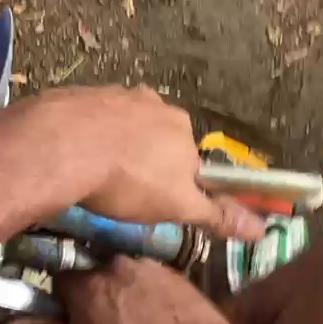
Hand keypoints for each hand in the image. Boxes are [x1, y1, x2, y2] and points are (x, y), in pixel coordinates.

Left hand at [0, 85, 261, 240]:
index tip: (152, 199)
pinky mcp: (78, 94)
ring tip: (93, 175)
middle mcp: (151, 101)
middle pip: (154, 135)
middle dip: (144, 159)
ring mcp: (112, 93)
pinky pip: (87, 117)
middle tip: (122, 192)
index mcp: (180, 124)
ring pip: (120, 124)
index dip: (173, 180)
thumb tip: (260, 230)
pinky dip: (84, 134)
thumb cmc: (129, 180)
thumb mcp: (178, 205)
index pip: (187, 156)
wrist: (62, 145)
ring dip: (112, 144)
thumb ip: (217, 214)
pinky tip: (71, 155)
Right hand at [8, 257, 251, 323]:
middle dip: (90, 297)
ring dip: (118, 293)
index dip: (61, 305)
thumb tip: (8, 323)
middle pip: (89, 273)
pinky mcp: (173, 269)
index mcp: (87, 287)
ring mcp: (147, 263)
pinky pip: (145, 274)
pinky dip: (144, 292)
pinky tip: (156, 320)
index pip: (58, 281)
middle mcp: (114, 263)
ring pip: (118, 272)